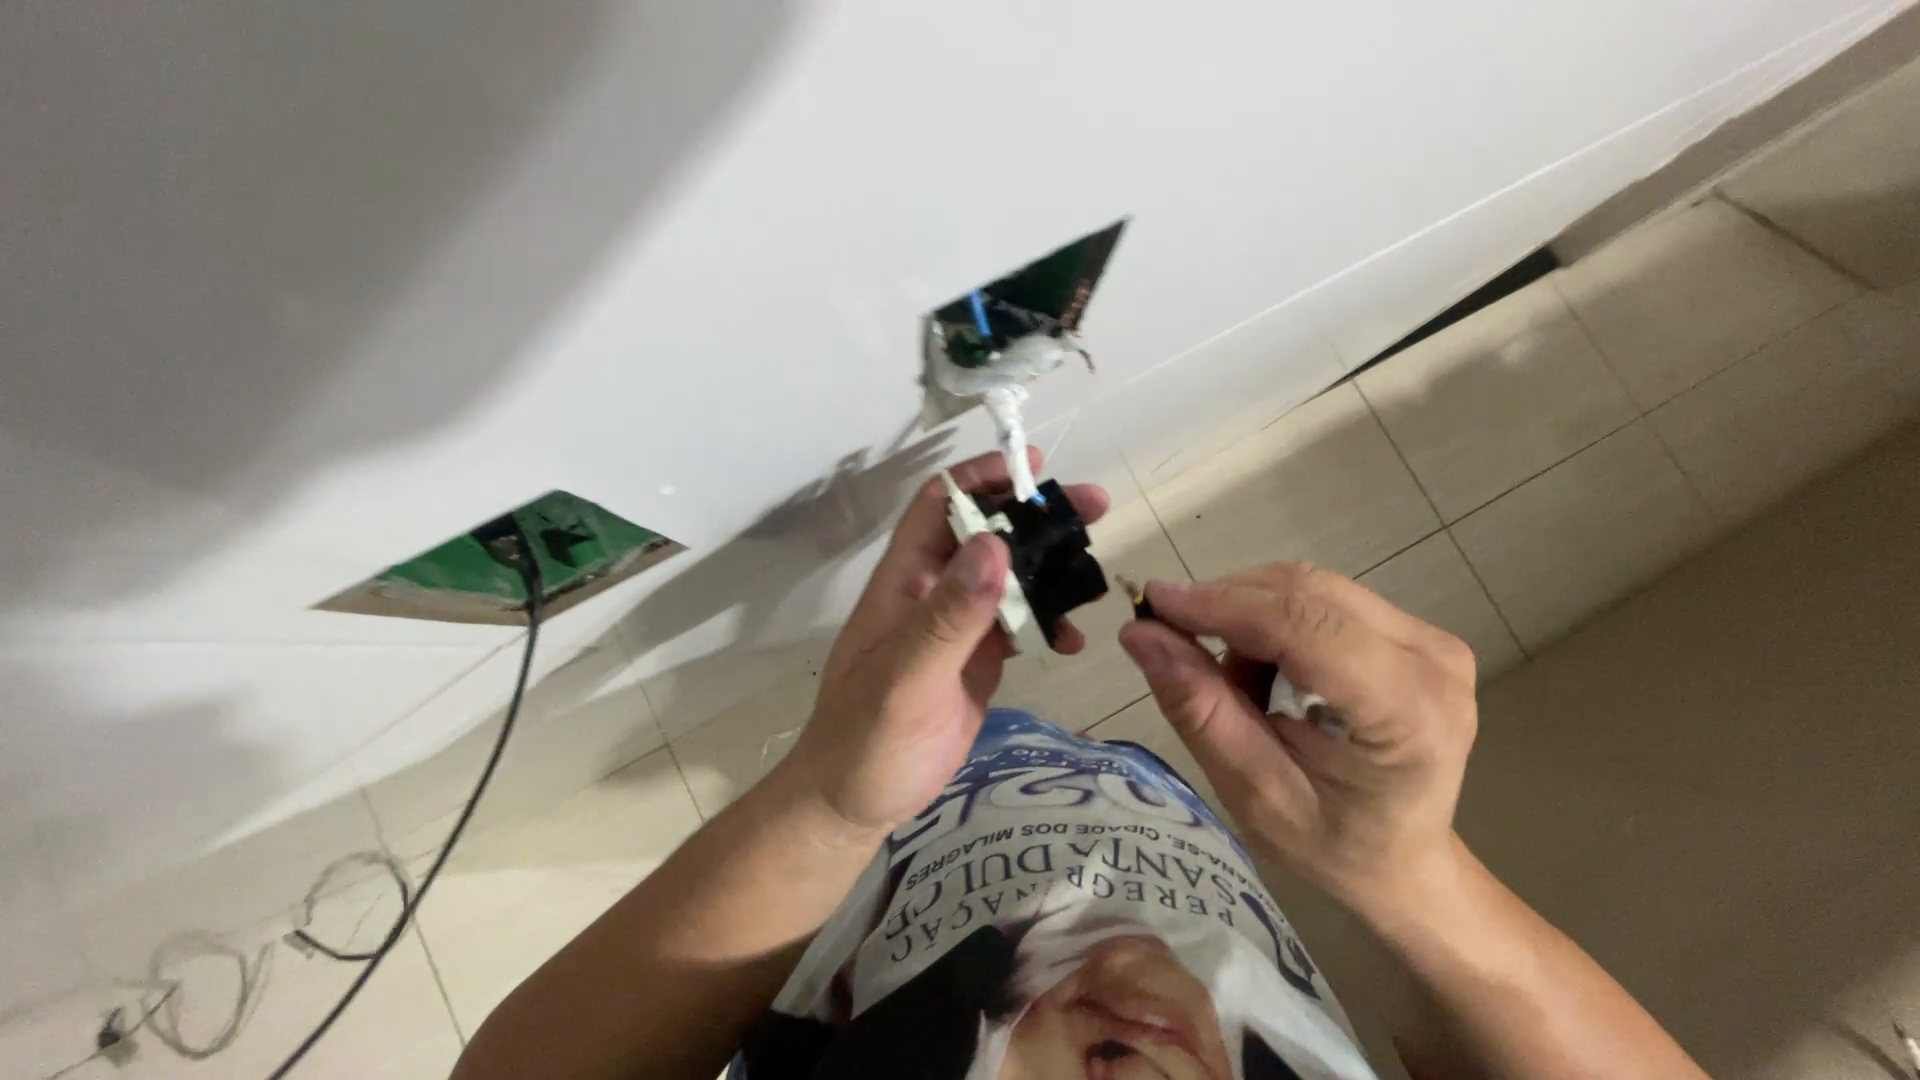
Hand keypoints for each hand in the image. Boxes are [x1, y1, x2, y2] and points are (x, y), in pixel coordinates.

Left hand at [778, 447, 1109, 839]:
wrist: (854, 800)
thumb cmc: (867, 738)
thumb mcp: (906, 677)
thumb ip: (948, 617)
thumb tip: (995, 546)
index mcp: (905, 581)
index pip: (940, 505)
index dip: (981, 477)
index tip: (1032, 467)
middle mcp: (933, 592)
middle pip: (987, 534)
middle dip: (1036, 516)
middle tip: (1095, 507)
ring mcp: (957, 626)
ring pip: (1009, 577)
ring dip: (1051, 567)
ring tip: (1096, 568)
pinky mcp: (978, 660)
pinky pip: (1019, 624)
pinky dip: (1048, 623)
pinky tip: (1072, 641)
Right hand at [1117, 563, 1477, 910]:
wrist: (1403, 858)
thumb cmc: (1329, 842)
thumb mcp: (1252, 791)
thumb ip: (1200, 709)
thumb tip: (1140, 633)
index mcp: (1407, 712)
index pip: (1303, 626)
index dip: (1221, 605)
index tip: (1151, 601)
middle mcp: (1432, 660)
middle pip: (1305, 593)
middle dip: (1225, 604)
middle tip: (1168, 635)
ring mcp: (1431, 639)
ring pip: (1309, 587)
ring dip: (1247, 614)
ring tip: (1230, 677)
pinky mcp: (1416, 631)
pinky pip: (1323, 598)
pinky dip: (1273, 619)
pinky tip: (1264, 668)